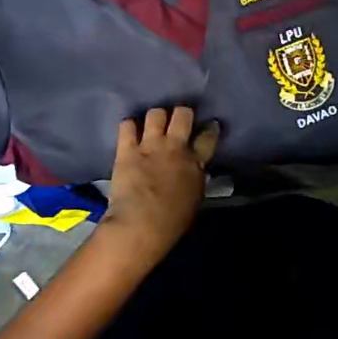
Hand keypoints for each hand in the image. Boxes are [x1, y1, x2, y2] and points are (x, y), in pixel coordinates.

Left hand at [102, 107, 219, 257]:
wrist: (141, 224)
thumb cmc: (171, 222)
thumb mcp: (194, 200)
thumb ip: (194, 179)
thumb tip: (191, 173)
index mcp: (195, 163)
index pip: (208, 137)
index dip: (210, 128)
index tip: (210, 125)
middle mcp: (174, 147)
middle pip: (183, 114)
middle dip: (182, 113)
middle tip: (178, 120)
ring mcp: (150, 146)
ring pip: (156, 113)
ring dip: (156, 117)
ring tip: (153, 125)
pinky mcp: (127, 150)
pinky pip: (127, 125)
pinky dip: (129, 127)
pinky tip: (130, 133)